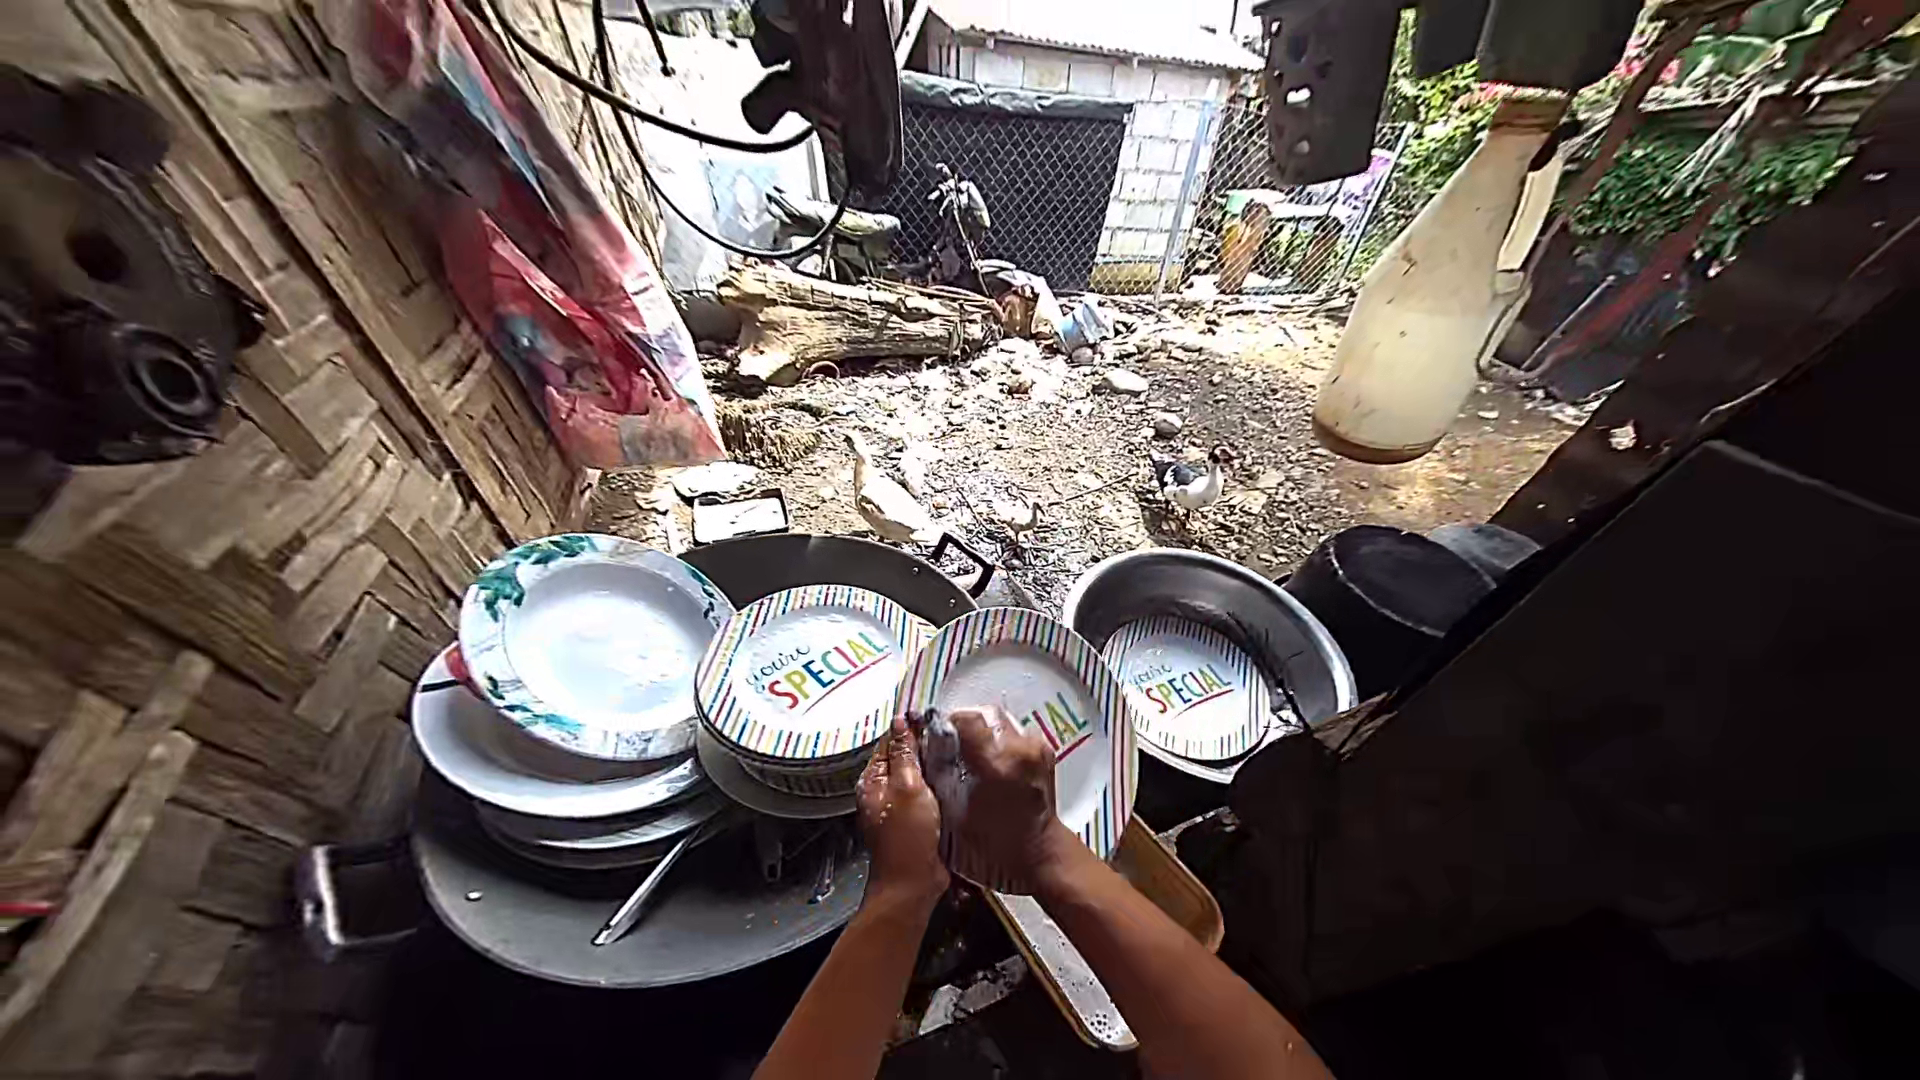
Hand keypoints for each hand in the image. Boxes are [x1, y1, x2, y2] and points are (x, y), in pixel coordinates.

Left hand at [855, 717, 947, 913]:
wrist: (914, 884)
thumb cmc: (906, 840)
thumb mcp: (908, 786)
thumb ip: (904, 753)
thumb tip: (900, 723)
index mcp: (873, 780)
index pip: (890, 741)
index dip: (909, 728)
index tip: (929, 720)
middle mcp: (883, 791)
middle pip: (904, 757)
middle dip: (923, 747)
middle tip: (945, 738)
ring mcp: (899, 805)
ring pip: (918, 774)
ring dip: (933, 766)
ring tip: (951, 756)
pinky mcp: (915, 819)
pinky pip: (928, 792)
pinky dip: (938, 785)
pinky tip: (952, 781)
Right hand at [946, 706, 1078, 886]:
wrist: (1040, 852)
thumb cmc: (996, 842)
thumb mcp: (956, 811)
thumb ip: (942, 773)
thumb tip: (929, 746)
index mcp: (995, 765)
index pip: (968, 719)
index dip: (951, 722)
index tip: (942, 733)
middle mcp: (1019, 750)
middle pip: (985, 714)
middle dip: (968, 726)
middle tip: (958, 744)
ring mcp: (1035, 748)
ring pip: (1001, 720)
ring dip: (986, 731)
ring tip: (978, 755)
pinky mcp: (1044, 749)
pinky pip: (1015, 732)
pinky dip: (1002, 740)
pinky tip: (996, 761)